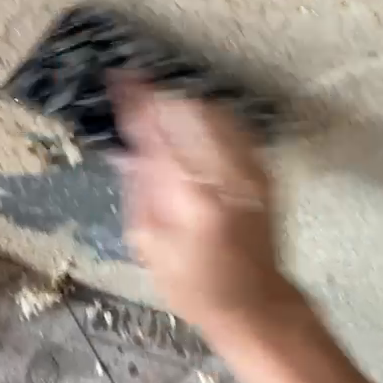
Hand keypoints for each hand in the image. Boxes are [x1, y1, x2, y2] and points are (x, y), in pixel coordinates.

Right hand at [112, 74, 302, 336]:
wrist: (257, 306)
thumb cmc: (194, 284)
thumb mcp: (148, 244)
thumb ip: (139, 190)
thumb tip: (126, 151)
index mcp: (188, 193)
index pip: (156, 128)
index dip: (135, 98)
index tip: (119, 76)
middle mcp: (223, 173)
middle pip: (186, 110)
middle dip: (158, 95)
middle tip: (137, 90)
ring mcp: (249, 169)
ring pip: (211, 111)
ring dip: (183, 102)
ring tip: (162, 102)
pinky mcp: (263, 171)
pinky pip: (233, 125)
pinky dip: (208, 114)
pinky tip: (192, 120)